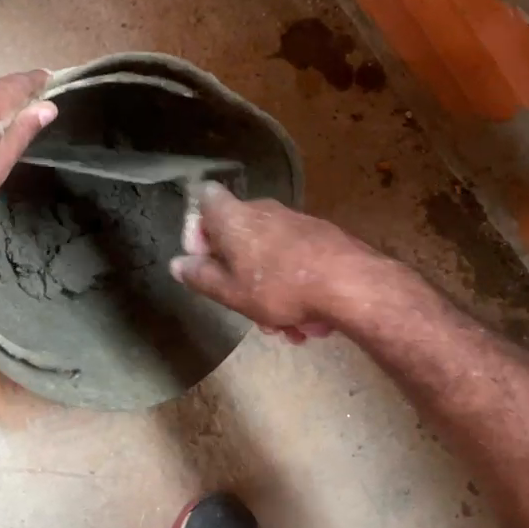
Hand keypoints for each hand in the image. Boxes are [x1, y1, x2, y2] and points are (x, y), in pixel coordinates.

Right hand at [170, 183, 394, 341]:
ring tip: (283, 329)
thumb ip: (200, 277)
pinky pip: (295, 263)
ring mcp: (295, 222)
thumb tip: (178, 264)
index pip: (204, 198)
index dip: (197, 227)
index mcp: (233, 217)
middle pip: (237, 236)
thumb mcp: (229, 292)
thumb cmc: (278, 286)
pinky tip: (307, 322)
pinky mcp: (322, 238)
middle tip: (242, 306)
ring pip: (268, 257)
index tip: (202, 259)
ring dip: (269, 292)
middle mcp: (263, 211)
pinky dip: (295, 289)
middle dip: (237, 275)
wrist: (350, 284)